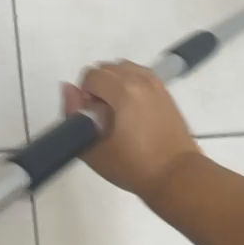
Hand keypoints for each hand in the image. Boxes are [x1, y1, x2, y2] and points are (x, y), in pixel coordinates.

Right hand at [63, 61, 206, 201]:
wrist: (176, 176)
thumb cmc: (133, 165)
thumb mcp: (92, 147)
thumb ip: (73, 114)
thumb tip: (67, 88)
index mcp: (123, 90)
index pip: (90, 76)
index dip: (84, 96)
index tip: (90, 118)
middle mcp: (140, 79)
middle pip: (107, 68)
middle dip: (97, 88)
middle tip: (101, 117)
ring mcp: (156, 84)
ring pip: (124, 69)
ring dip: (113, 83)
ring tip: (116, 112)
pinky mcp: (166, 92)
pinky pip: (140, 75)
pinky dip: (130, 84)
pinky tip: (131, 110)